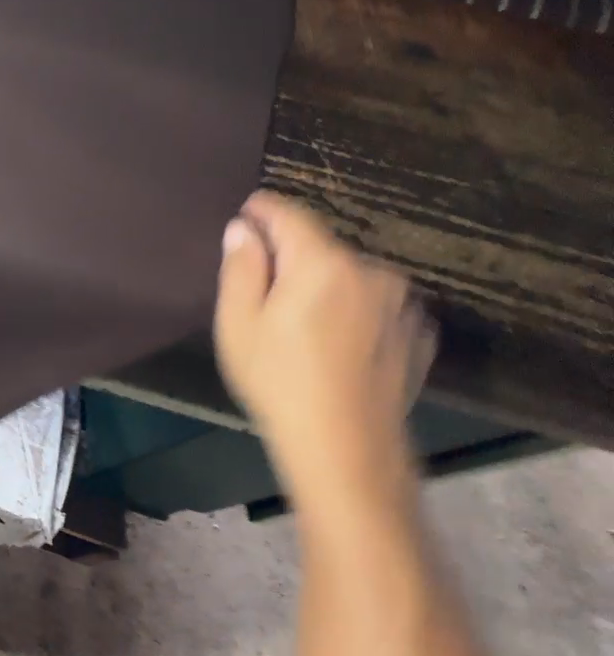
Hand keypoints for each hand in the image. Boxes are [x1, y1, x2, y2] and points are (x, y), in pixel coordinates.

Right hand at [214, 192, 435, 500]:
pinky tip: (331, 340)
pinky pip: (375, 305)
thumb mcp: (238, 321)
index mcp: (323, 263)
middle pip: (322, 247)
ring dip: (322, 282)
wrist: (345, 445)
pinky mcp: (416, 334)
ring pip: (351, 276)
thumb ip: (241, 267)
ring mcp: (402, 305)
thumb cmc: (276, 377)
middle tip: (258, 281)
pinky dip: (351, 309)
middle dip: (290, 254)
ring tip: (296, 315)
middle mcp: (371, 272)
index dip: (263, 210)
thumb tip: (242, 229)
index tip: (243, 213)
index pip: (291, 215)